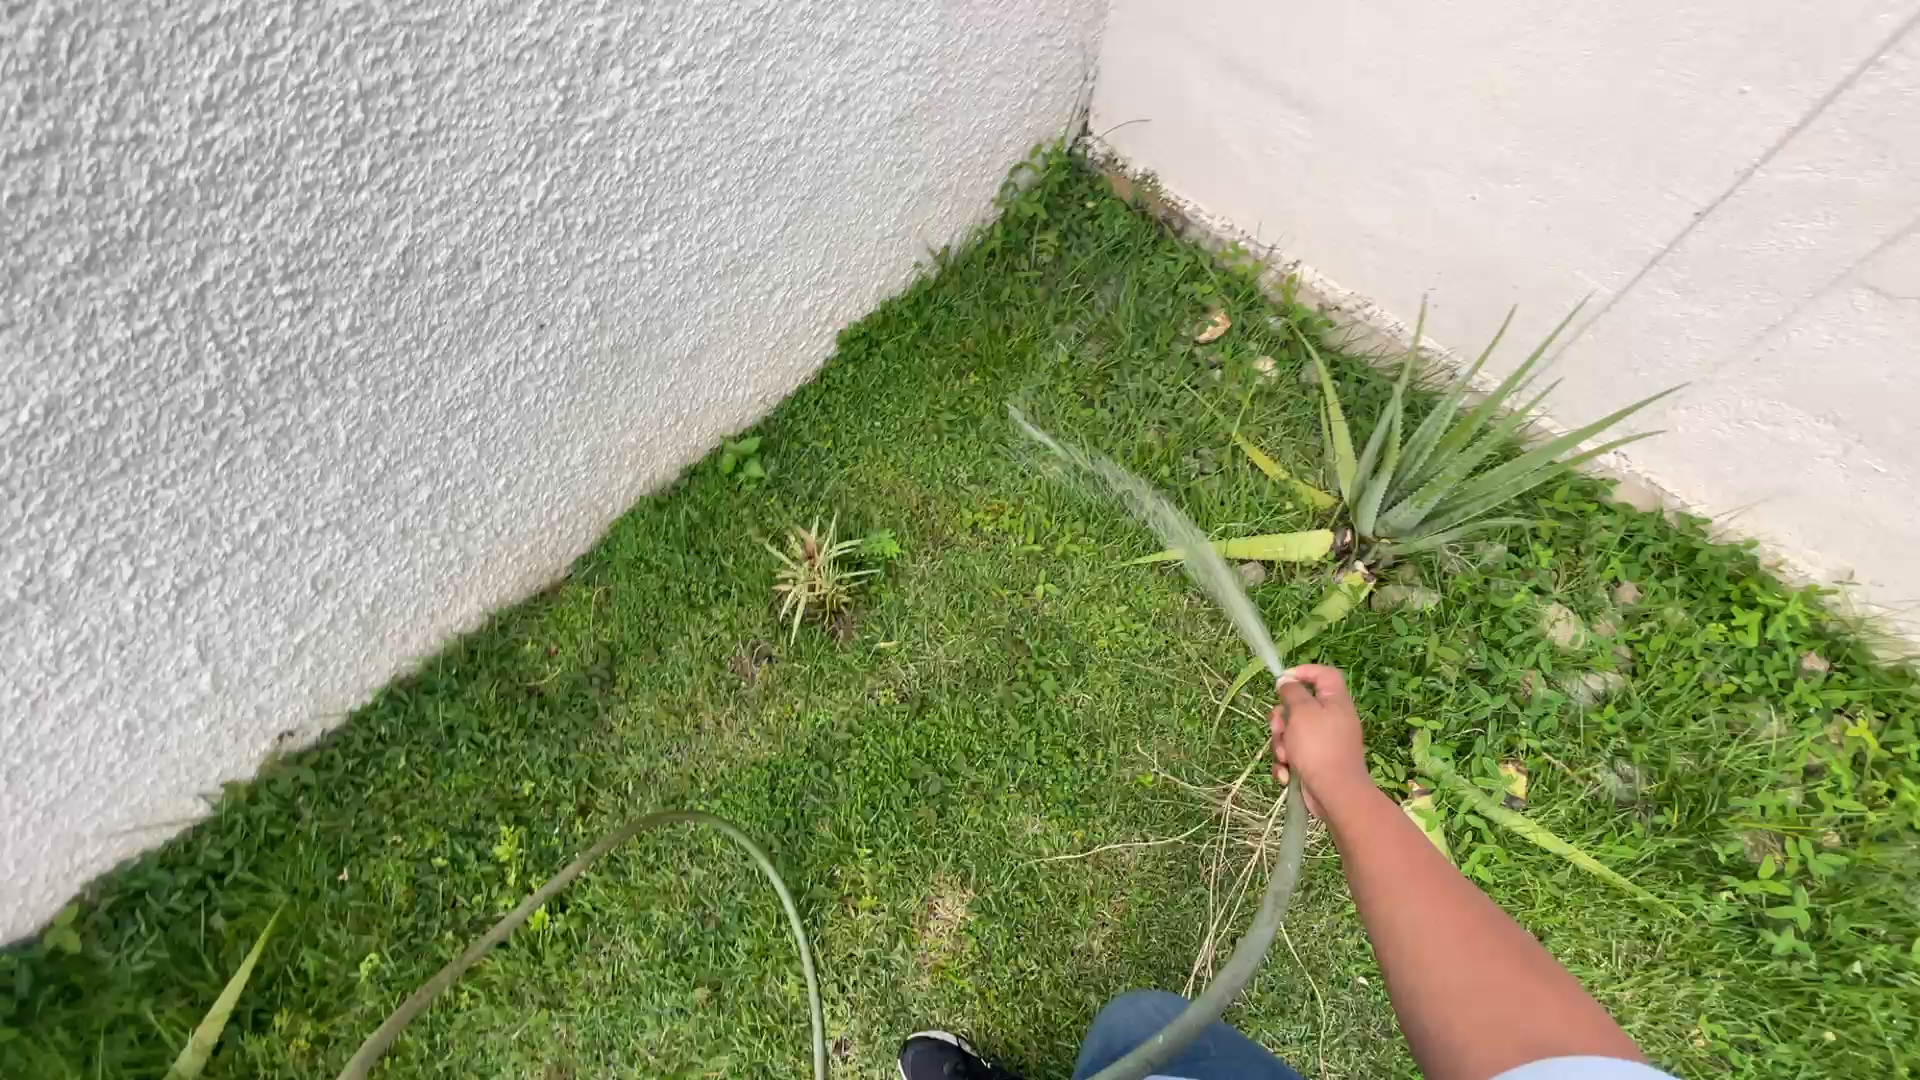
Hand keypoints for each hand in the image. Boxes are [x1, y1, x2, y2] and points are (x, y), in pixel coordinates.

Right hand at [1269, 664, 1374, 817]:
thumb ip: (1292, 692)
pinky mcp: (1314, 763)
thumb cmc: (1319, 746)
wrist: (1334, 793)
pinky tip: (1286, 773)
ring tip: (1285, 756)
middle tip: (1278, 727)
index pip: (1324, 674)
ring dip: (1281, 743)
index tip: (1282, 680)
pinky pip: (1293, 754)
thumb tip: (1286, 681)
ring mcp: (1323, 743)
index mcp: (1335, 703)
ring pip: (1291, 732)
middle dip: (1281, 718)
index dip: (1303, 672)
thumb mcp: (1302, 712)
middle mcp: (1331, 720)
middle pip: (1299, 706)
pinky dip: (1286, 763)